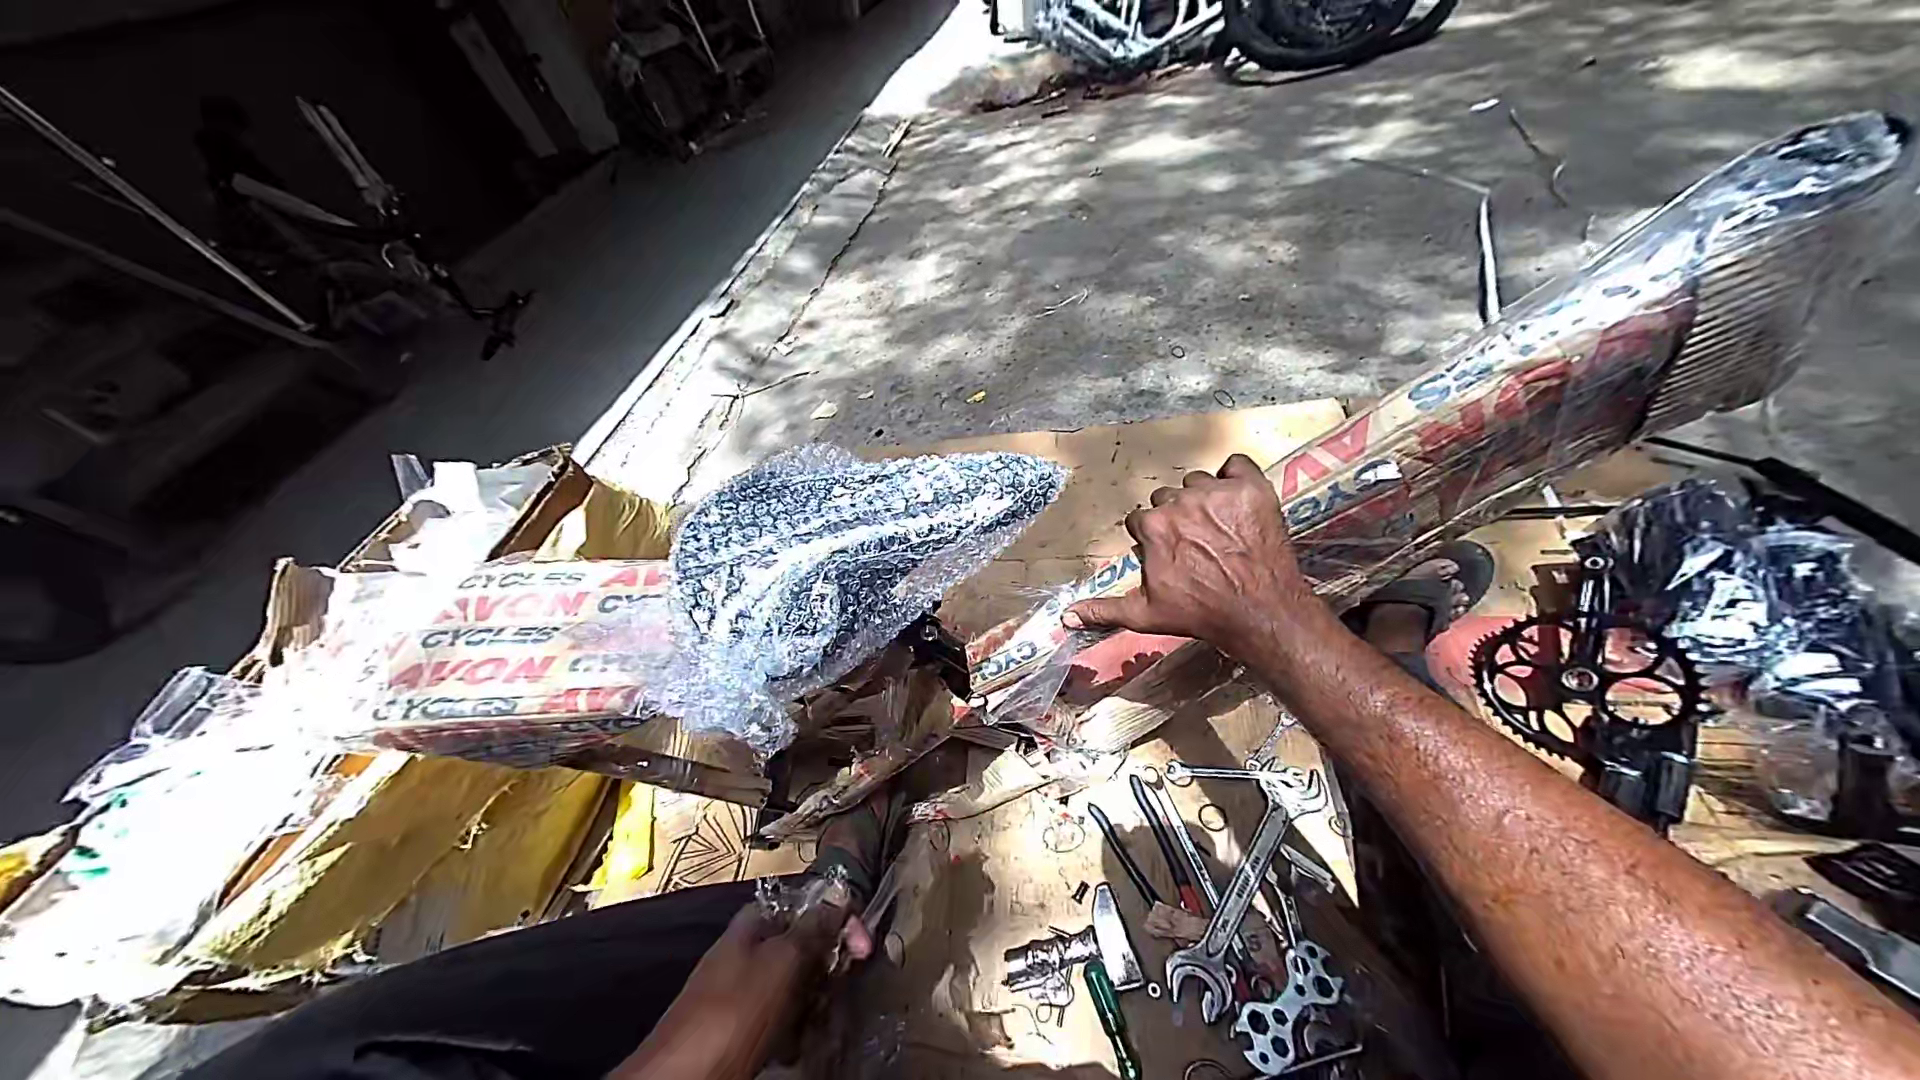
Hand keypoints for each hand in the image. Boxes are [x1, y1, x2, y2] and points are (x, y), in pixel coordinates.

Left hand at [611, 898, 870, 1079]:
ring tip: (807, 1027)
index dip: (842, 922)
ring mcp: (747, 990)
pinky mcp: (744, 1027)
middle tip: (830, 995)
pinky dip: (794, 1031)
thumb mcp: (783, 960)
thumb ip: (814, 926)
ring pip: (800, 986)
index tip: (864, 949)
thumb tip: (840, 894)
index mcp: (757, 922)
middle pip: (808, 947)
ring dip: (813, 1006)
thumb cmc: (735, 1012)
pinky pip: (784, 1019)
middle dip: (827, 971)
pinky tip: (790, 1048)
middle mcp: (752, 949)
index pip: (812, 906)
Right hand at [1062, 454, 1319, 655]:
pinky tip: (1237, 502)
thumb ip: (1103, 609)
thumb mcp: (1145, 615)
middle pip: (1167, 499)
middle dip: (1176, 517)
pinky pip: (1237, 465)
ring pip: (1199, 482)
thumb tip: (1065, 617)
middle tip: (1196, 544)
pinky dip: (1236, 478)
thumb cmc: (1200, 613)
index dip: (1153, 539)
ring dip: (1203, 499)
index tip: (1170, 555)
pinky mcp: (1251, 489)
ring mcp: (1217, 493)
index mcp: (1152, 527)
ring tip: (1219, 528)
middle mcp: (1180, 502)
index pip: (1141, 520)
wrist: (1261, 613)